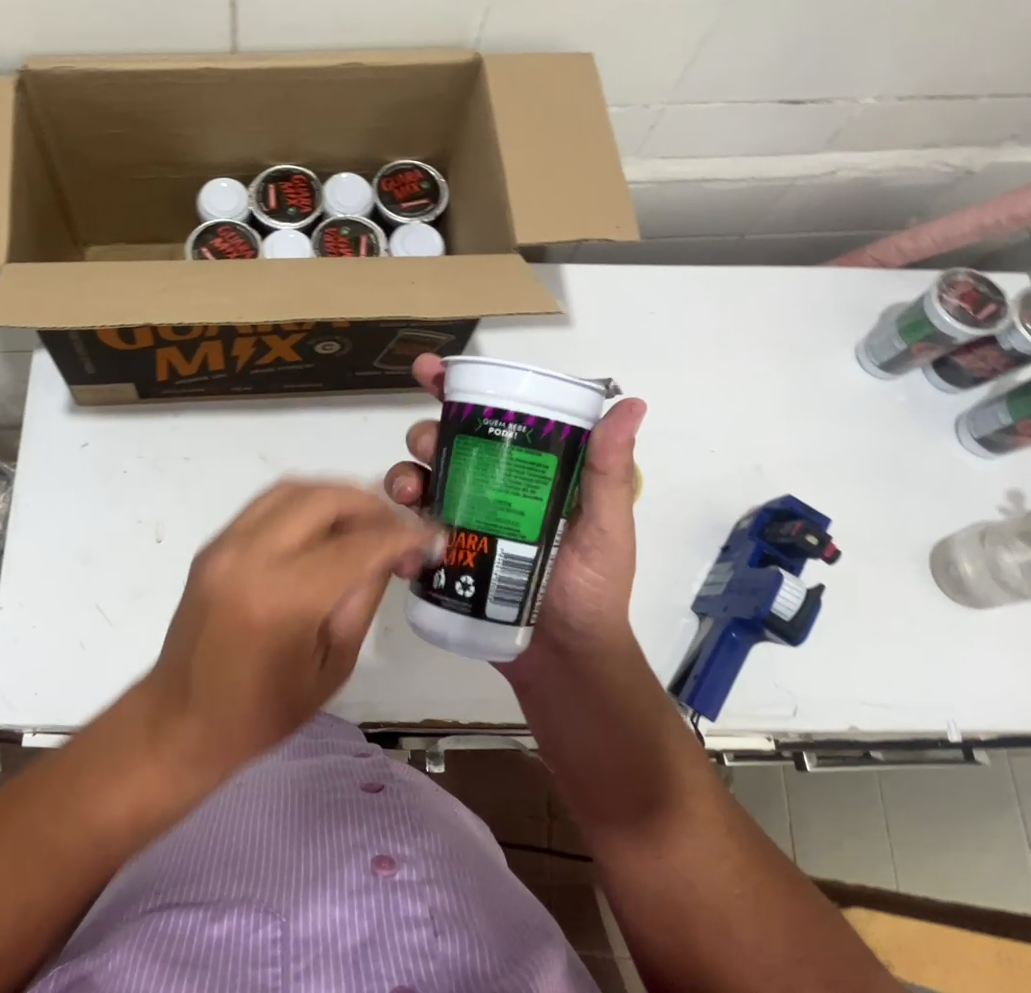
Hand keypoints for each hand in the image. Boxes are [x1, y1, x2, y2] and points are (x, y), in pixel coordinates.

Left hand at [142, 481, 439, 768]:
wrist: (183, 721)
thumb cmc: (264, 711)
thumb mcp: (333, 665)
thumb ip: (361, 598)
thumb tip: (388, 553)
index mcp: (283, 598)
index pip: (358, 545)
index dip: (403, 536)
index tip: (433, 536)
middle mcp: (249, 557)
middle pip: (324, 499)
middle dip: (371, 505)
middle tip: (399, 528)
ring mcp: (224, 546)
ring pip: (292, 489)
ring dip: (337, 496)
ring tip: (367, 522)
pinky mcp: (213, 547)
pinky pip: (266, 505)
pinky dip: (304, 505)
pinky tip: (326, 529)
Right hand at [383, 354, 645, 665]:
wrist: (564, 659)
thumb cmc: (592, 589)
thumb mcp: (607, 526)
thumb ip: (609, 470)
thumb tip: (630, 404)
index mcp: (524, 472)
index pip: (489, 419)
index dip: (454, 389)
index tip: (429, 370)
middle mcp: (486, 491)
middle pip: (441, 445)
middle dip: (425, 436)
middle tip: (427, 448)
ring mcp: (459, 525)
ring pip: (415, 484)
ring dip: (403, 478)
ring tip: (409, 494)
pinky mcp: (440, 562)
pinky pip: (407, 540)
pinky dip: (400, 541)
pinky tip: (407, 554)